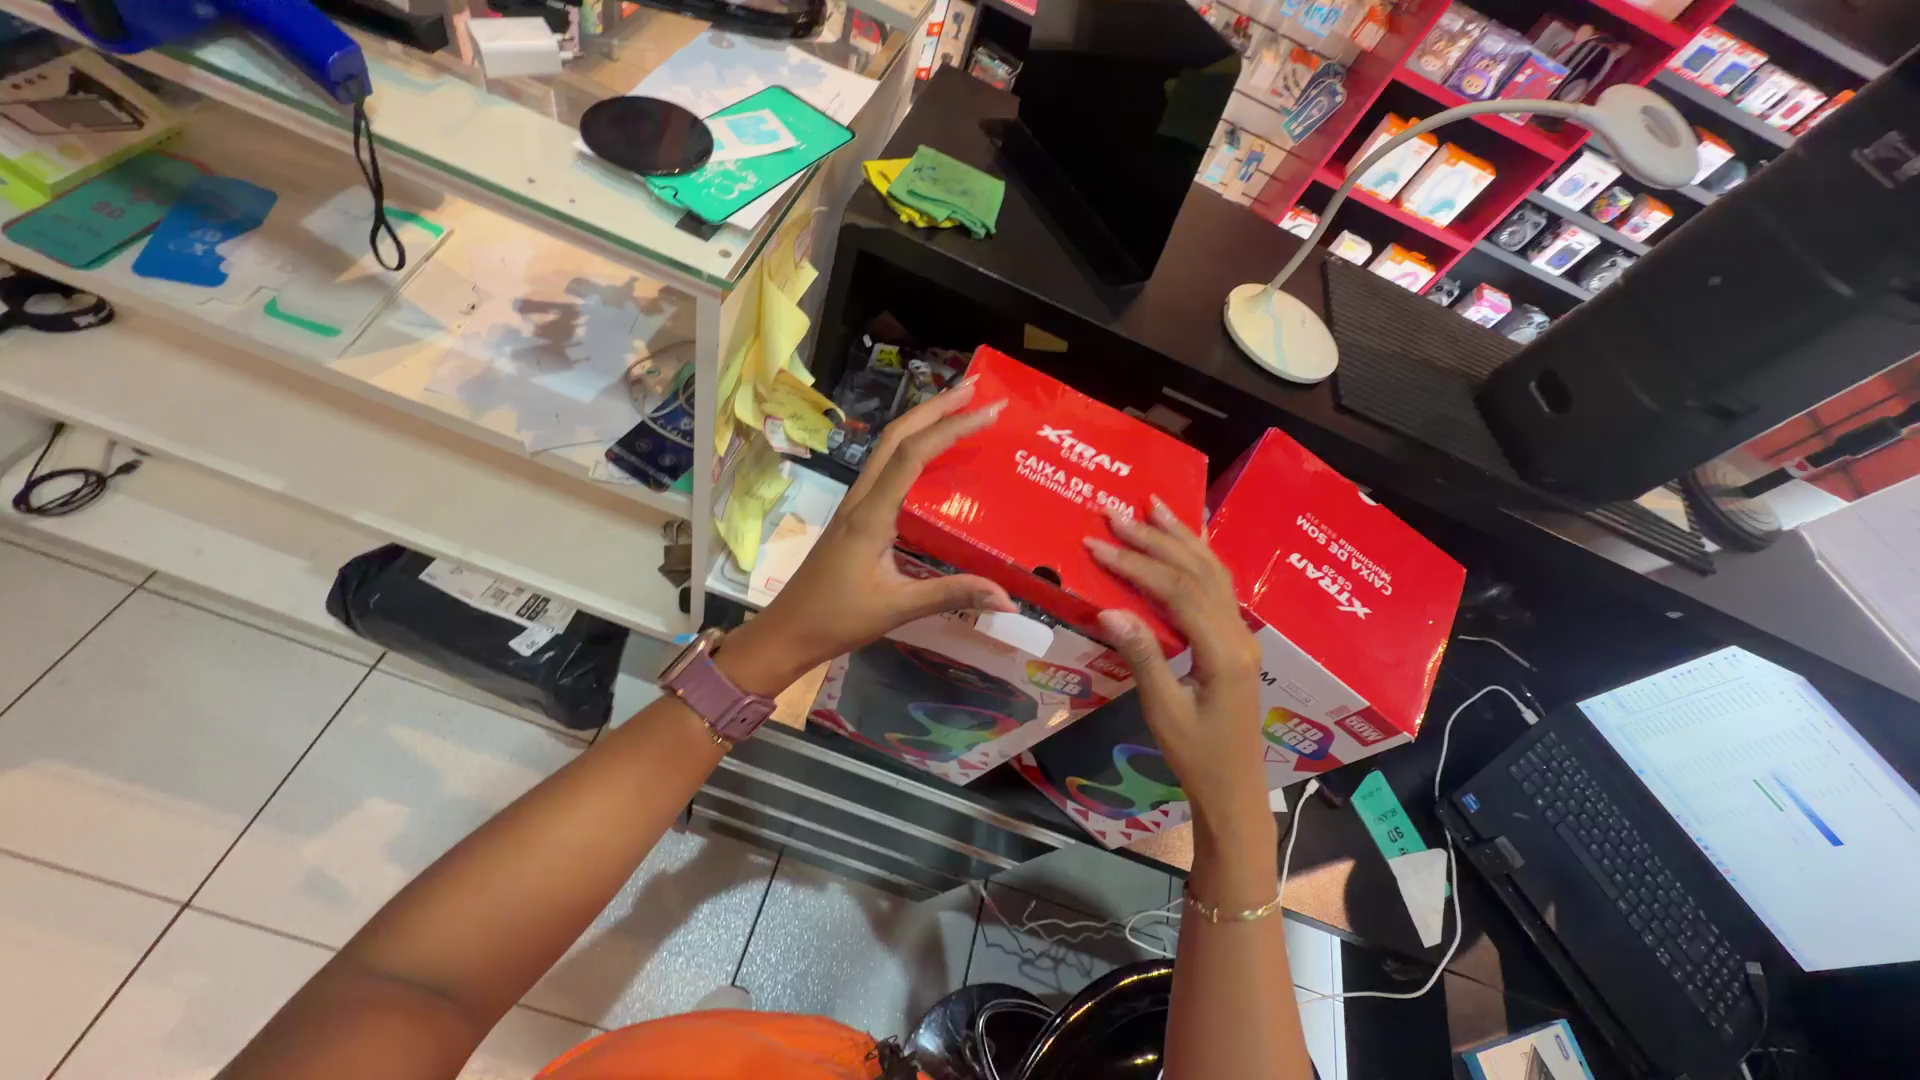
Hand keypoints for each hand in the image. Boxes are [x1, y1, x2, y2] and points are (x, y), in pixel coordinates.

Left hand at [727, 379, 1018, 689]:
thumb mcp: (898, 608)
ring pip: (888, 448)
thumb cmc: (837, 618)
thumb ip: (952, 595)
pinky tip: (935, 458)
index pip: (912, 455)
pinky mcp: (856, 516)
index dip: (951, 428)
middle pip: (896, 435)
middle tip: (976, 389)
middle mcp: (861, 498)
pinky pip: (887, 470)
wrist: (788, 631)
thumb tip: (1008, 598)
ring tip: (960, 409)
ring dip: (923, 422)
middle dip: (936, 407)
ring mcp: (856, 504)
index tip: (989, 411)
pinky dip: (914, 449)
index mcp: (871, 514)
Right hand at [1085, 502, 1270, 835]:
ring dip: (1182, 538)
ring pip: (1214, 573)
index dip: (1135, 564)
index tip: (1096, 544)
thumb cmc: (1195, 756)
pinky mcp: (1236, 641)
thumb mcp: (1163, 711)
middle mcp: (1239, 634)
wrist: (1234, 789)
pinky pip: (1219, 587)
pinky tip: (1185, 542)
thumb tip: (1108, 609)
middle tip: (1117, 513)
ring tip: (1154, 506)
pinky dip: (1198, 557)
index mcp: (1223, 652)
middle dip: (1155, 539)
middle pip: (1197, 572)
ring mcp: (1242, 635)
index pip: (1177, 591)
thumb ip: (1142, 656)